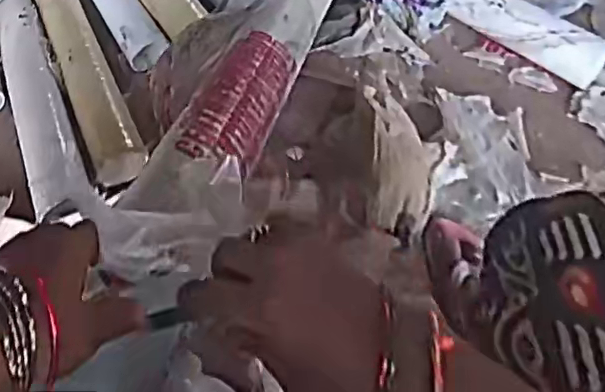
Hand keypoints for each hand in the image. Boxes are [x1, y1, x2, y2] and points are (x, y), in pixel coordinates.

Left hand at [0, 221, 145, 378]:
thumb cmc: (44, 327)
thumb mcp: (90, 328)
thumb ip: (117, 314)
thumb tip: (138, 311)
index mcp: (70, 243)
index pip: (91, 232)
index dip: (99, 250)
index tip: (104, 268)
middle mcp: (43, 235)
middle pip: (64, 235)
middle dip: (73, 254)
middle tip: (82, 281)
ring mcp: (17, 245)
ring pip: (40, 245)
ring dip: (48, 261)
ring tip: (54, 290)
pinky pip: (18, 257)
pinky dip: (26, 270)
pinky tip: (29, 292)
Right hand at [177, 218, 390, 390]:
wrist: (409, 363)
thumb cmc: (346, 384)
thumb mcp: (288, 384)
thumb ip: (243, 357)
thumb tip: (209, 343)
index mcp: (258, 310)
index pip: (202, 295)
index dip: (194, 304)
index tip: (197, 312)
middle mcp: (269, 268)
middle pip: (223, 254)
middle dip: (223, 274)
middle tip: (233, 295)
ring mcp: (295, 246)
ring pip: (251, 236)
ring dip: (250, 255)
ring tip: (263, 277)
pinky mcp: (319, 236)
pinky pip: (281, 227)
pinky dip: (277, 241)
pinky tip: (287, 262)